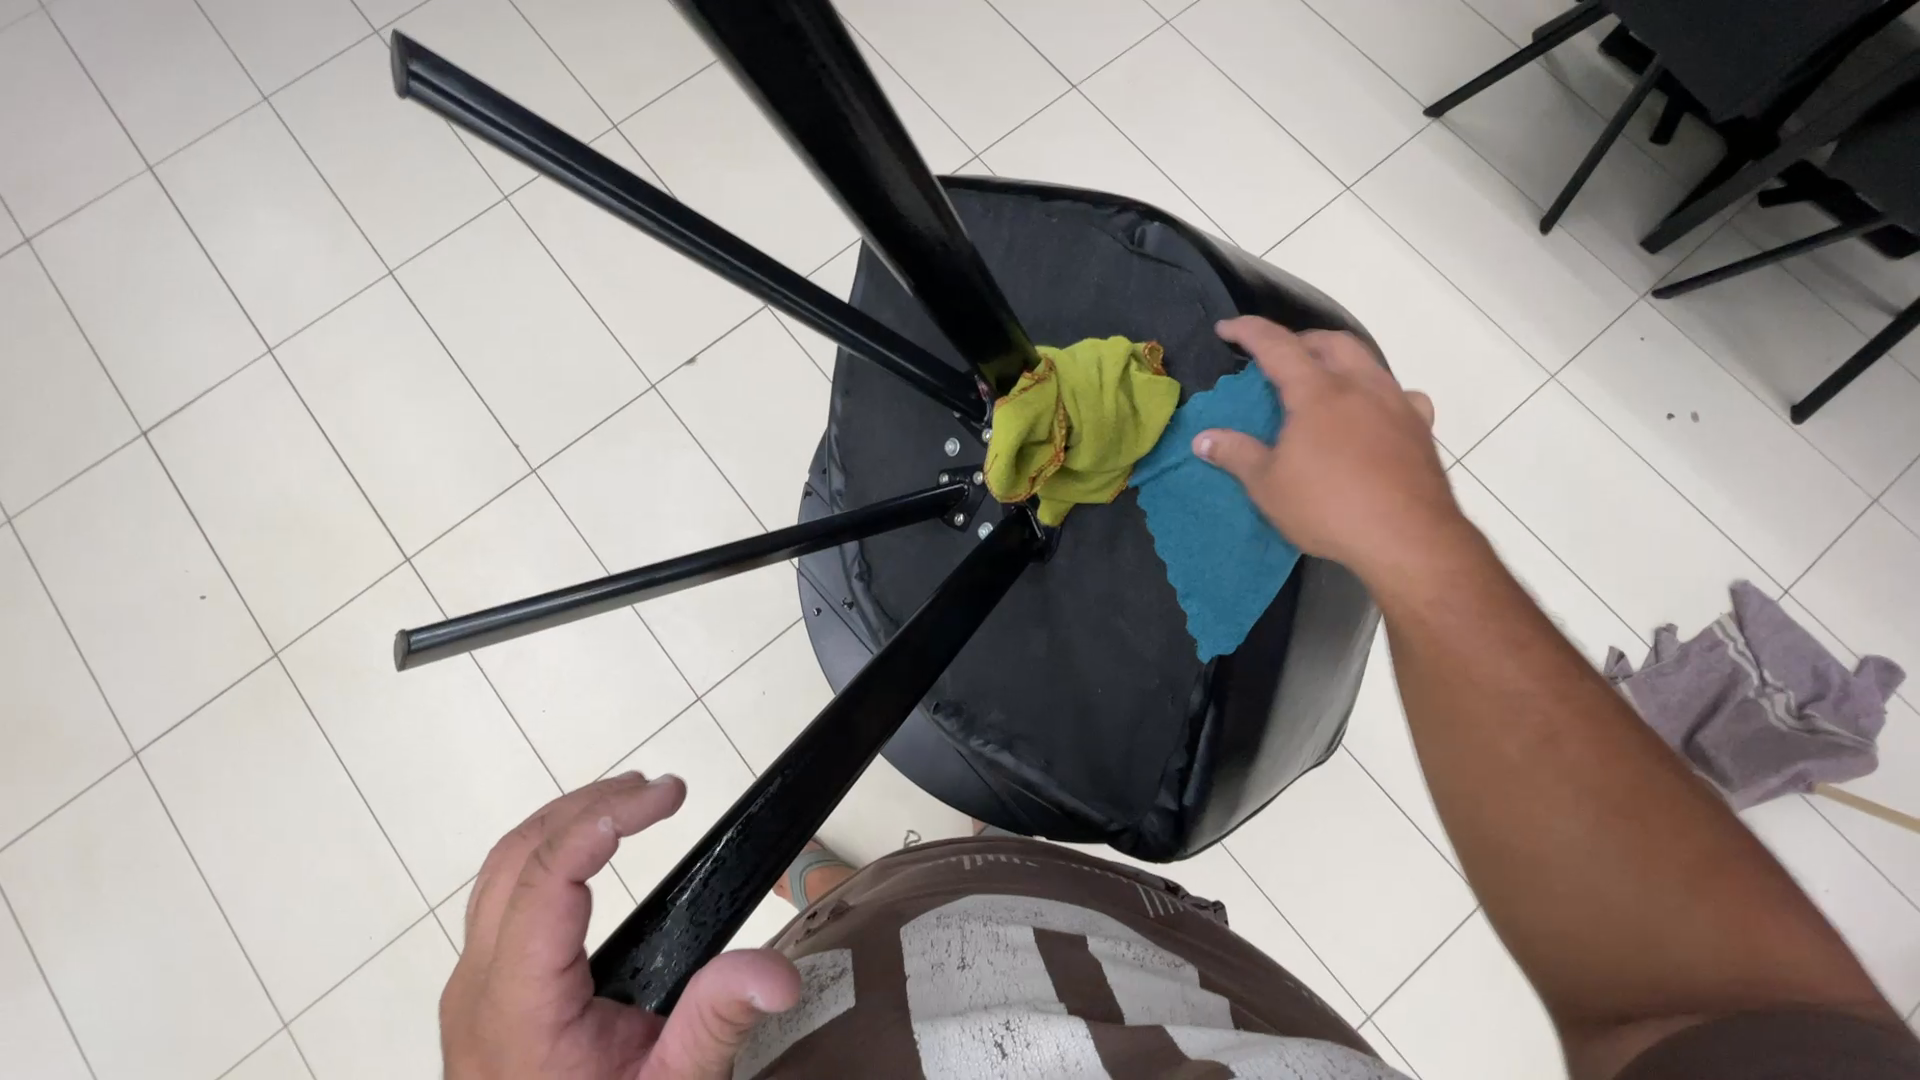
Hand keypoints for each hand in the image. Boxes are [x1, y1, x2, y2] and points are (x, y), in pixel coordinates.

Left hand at [441, 772, 801, 1079]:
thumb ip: (716, 1024)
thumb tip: (777, 970)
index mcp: (516, 1008)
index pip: (545, 880)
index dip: (603, 819)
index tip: (670, 795)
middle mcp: (478, 985)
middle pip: (517, 857)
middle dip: (589, 804)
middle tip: (663, 791)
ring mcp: (474, 984)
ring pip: (504, 868)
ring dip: (569, 820)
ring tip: (638, 804)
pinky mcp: (485, 986)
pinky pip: (507, 894)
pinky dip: (555, 850)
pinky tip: (599, 848)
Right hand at [1193, 317, 1464, 585]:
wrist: (1407, 538)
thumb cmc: (1328, 507)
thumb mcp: (1268, 485)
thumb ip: (1236, 455)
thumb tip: (1203, 439)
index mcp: (1318, 392)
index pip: (1277, 346)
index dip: (1248, 332)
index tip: (1226, 328)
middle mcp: (1361, 386)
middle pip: (1330, 343)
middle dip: (1300, 341)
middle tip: (1277, 356)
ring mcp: (1396, 404)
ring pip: (1368, 362)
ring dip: (1339, 361)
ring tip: (1322, 381)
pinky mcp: (1420, 429)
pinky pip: (1400, 395)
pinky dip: (1380, 393)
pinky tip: (1375, 412)